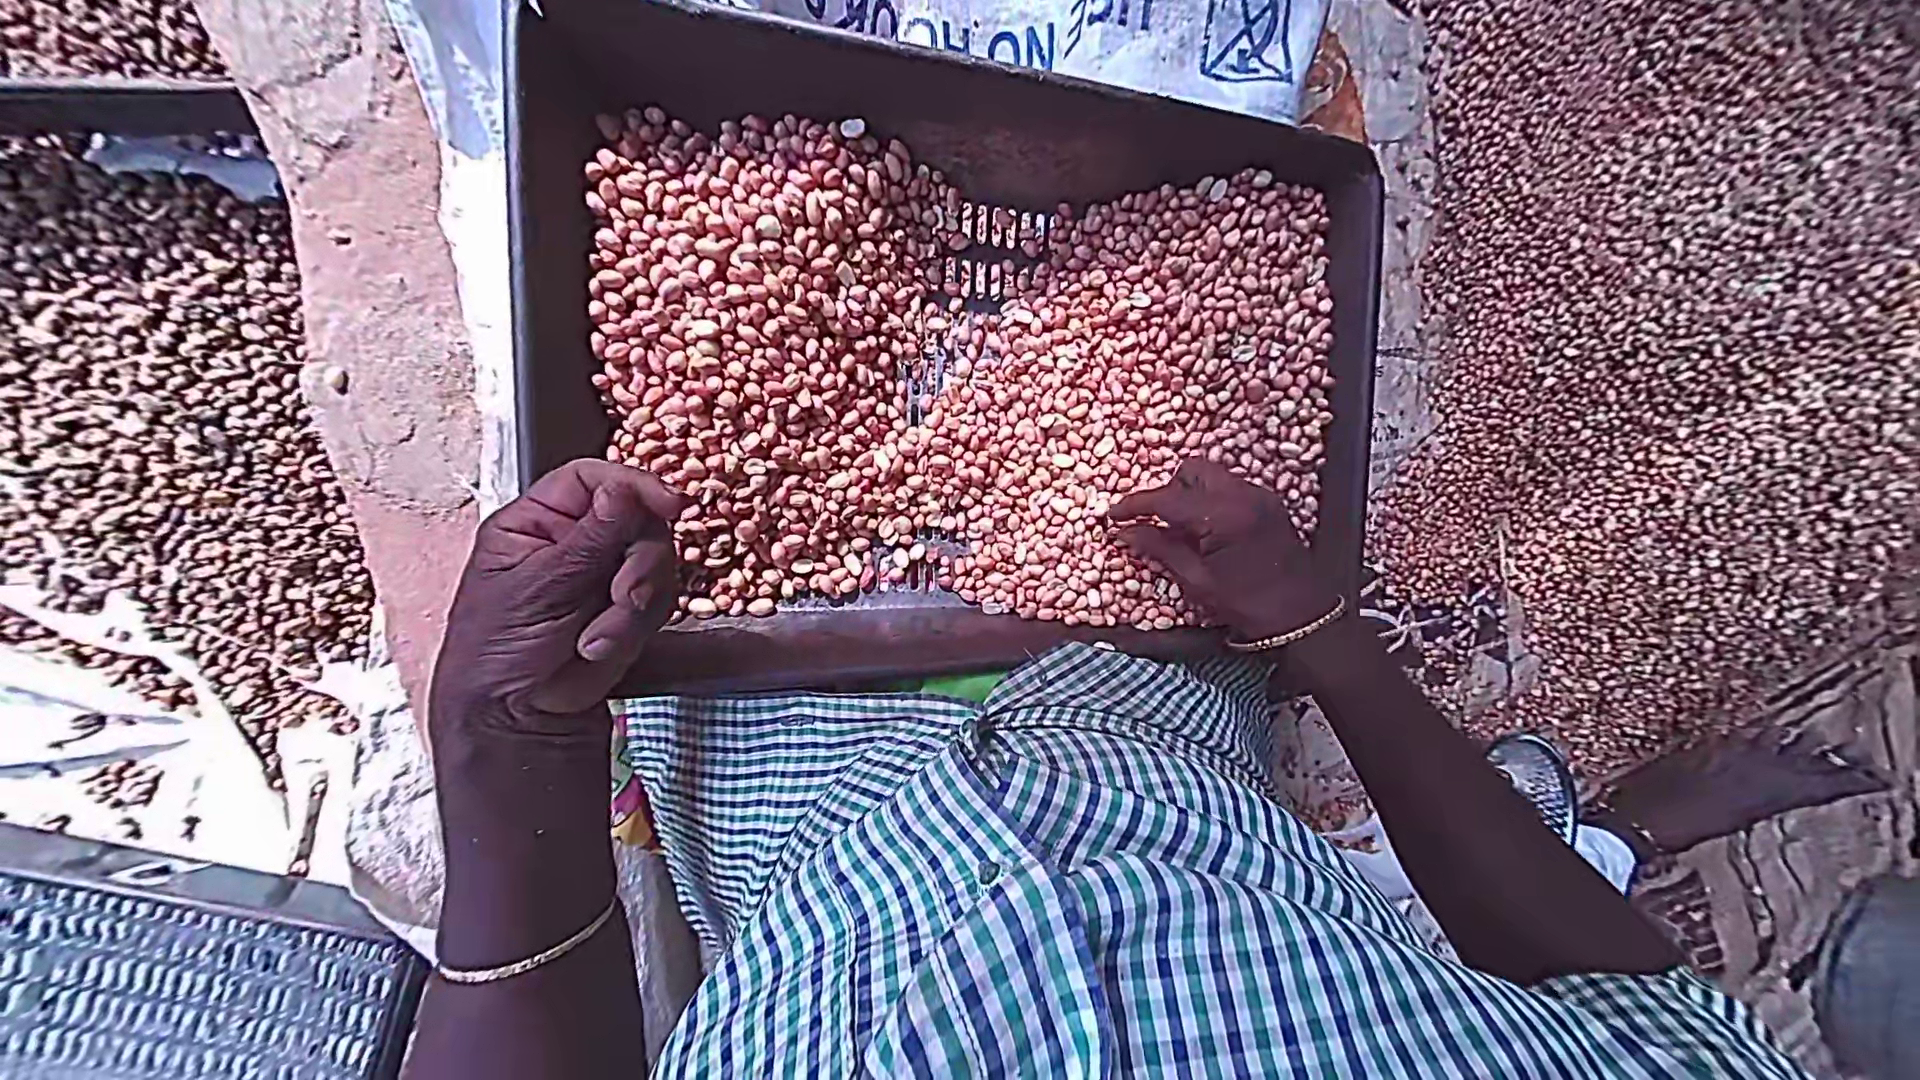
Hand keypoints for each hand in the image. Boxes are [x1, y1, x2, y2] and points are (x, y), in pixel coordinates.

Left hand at [430, 459, 689, 745]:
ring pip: (656, 560)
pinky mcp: (631, 603)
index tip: (670, 504)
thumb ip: (591, 538)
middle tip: (626, 594)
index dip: (634, 486)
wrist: (519, 718)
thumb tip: (623, 489)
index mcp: (538, 523)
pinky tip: (604, 645)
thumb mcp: (542, 587)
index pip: (593, 481)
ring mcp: (607, 571)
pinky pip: (661, 597)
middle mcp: (578, 540)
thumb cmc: (500, 651)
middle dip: (640, 561)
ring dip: (637, 601)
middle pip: (639, 519)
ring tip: (600, 635)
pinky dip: (638, 624)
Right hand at [1107, 457, 1339, 639]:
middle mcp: (1244, 496)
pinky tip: (1204, 530)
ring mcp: (1259, 496)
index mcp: (1223, 517)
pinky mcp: (1267, 503)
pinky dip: (1208, 500)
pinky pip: (1227, 488)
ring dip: (1188, 494)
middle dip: (1167, 492)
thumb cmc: (1245, 604)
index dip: (1135, 505)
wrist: (1301, 617)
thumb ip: (1159, 548)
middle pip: (1190, 472)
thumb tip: (1125, 532)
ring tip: (1180, 527)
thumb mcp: (1195, 579)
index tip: (1114, 514)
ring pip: (1210, 476)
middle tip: (1154, 521)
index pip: (1167, 498)